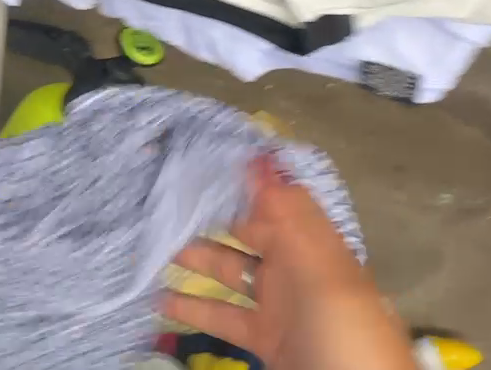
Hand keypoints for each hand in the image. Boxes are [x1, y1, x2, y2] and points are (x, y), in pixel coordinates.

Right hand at [165, 157, 414, 369]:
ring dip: (192, 259)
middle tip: (154, 200)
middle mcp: (295, 270)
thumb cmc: (343, 336)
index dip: (233, 178)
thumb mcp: (320, 272)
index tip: (187, 157)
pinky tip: (158, 300)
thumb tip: (260, 150)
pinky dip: (193, 307)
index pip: (269, 199)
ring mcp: (281, 308)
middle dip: (202, 216)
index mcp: (312, 247)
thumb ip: (287, 213)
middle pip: (243, 231)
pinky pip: (225, 315)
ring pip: (228, 271)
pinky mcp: (267, 341)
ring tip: (147, 246)